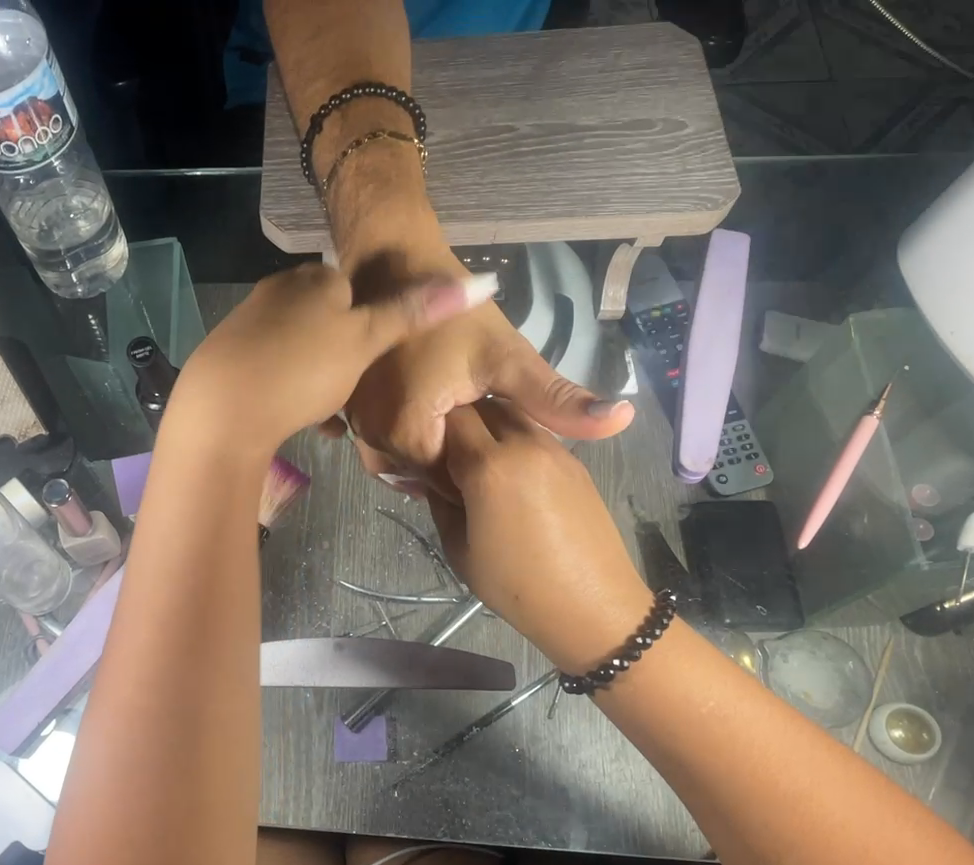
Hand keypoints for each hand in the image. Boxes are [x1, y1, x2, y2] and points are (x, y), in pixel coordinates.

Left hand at [167, 263, 487, 456]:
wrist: (223, 409)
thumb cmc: (302, 369)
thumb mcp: (366, 341)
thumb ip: (414, 313)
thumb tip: (484, 282)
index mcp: (314, 278)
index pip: (355, 288)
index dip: (373, 323)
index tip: (381, 359)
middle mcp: (280, 290)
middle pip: (328, 320)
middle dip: (347, 355)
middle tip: (361, 392)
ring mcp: (251, 323)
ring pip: (302, 349)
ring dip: (323, 379)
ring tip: (336, 418)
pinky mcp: (231, 357)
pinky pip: (276, 370)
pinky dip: (295, 392)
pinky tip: (307, 424)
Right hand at [341, 246, 635, 487]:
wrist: (395, 270)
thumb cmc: (455, 313)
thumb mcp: (509, 357)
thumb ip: (556, 399)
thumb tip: (622, 421)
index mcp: (409, 432)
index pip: (449, 485)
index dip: (482, 477)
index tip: (506, 456)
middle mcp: (374, 439)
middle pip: (423, 479)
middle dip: (455, 470)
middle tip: (484, 440)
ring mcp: (356, 428)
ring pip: (401, 467)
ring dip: (432, 460)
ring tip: (461, 435)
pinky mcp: (350, 416)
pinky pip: (382, 450)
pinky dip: (408, 446)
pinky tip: (434, 426)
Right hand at [427, 398, 653, 672]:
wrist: (591, 603)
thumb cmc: (516, 585)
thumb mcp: (459, 548)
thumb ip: (440, 503)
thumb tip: (431, 478)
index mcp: (489, 467)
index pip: (449, 419)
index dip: (430, 430)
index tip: (422, 454)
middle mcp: (525, 445)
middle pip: (483, 407)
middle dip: (459, 422)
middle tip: (445, 454)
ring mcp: (555, 450)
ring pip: (512, 415)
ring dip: (489, 428)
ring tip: (476, 465)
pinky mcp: (575, 462)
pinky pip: (535, 435)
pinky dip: (513, 442)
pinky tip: (508, 477)